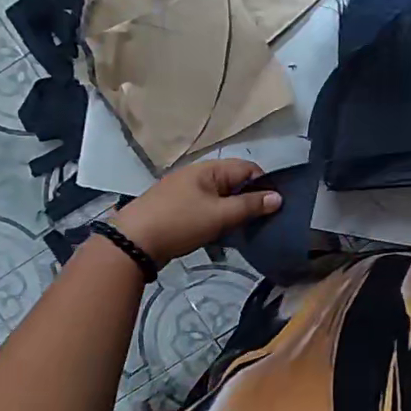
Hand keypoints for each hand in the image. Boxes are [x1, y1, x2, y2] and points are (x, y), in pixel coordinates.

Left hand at [109, 159, 282, 263]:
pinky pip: (206, 208)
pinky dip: (216, 219)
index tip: (273, 208)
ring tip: (242, 231)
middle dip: (249, 200)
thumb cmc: (180, 222)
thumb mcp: (220, 215)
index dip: (264, 185)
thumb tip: (278, 197)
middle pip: (234, 182)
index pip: (248, 168)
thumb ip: (250, 206)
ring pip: (220, 198)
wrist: (133, 242)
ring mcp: (185, 191)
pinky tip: (219, 235)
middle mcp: (197, 175)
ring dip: (232, 212)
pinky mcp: (176, 208)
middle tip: (260, 223)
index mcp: (209, 169)